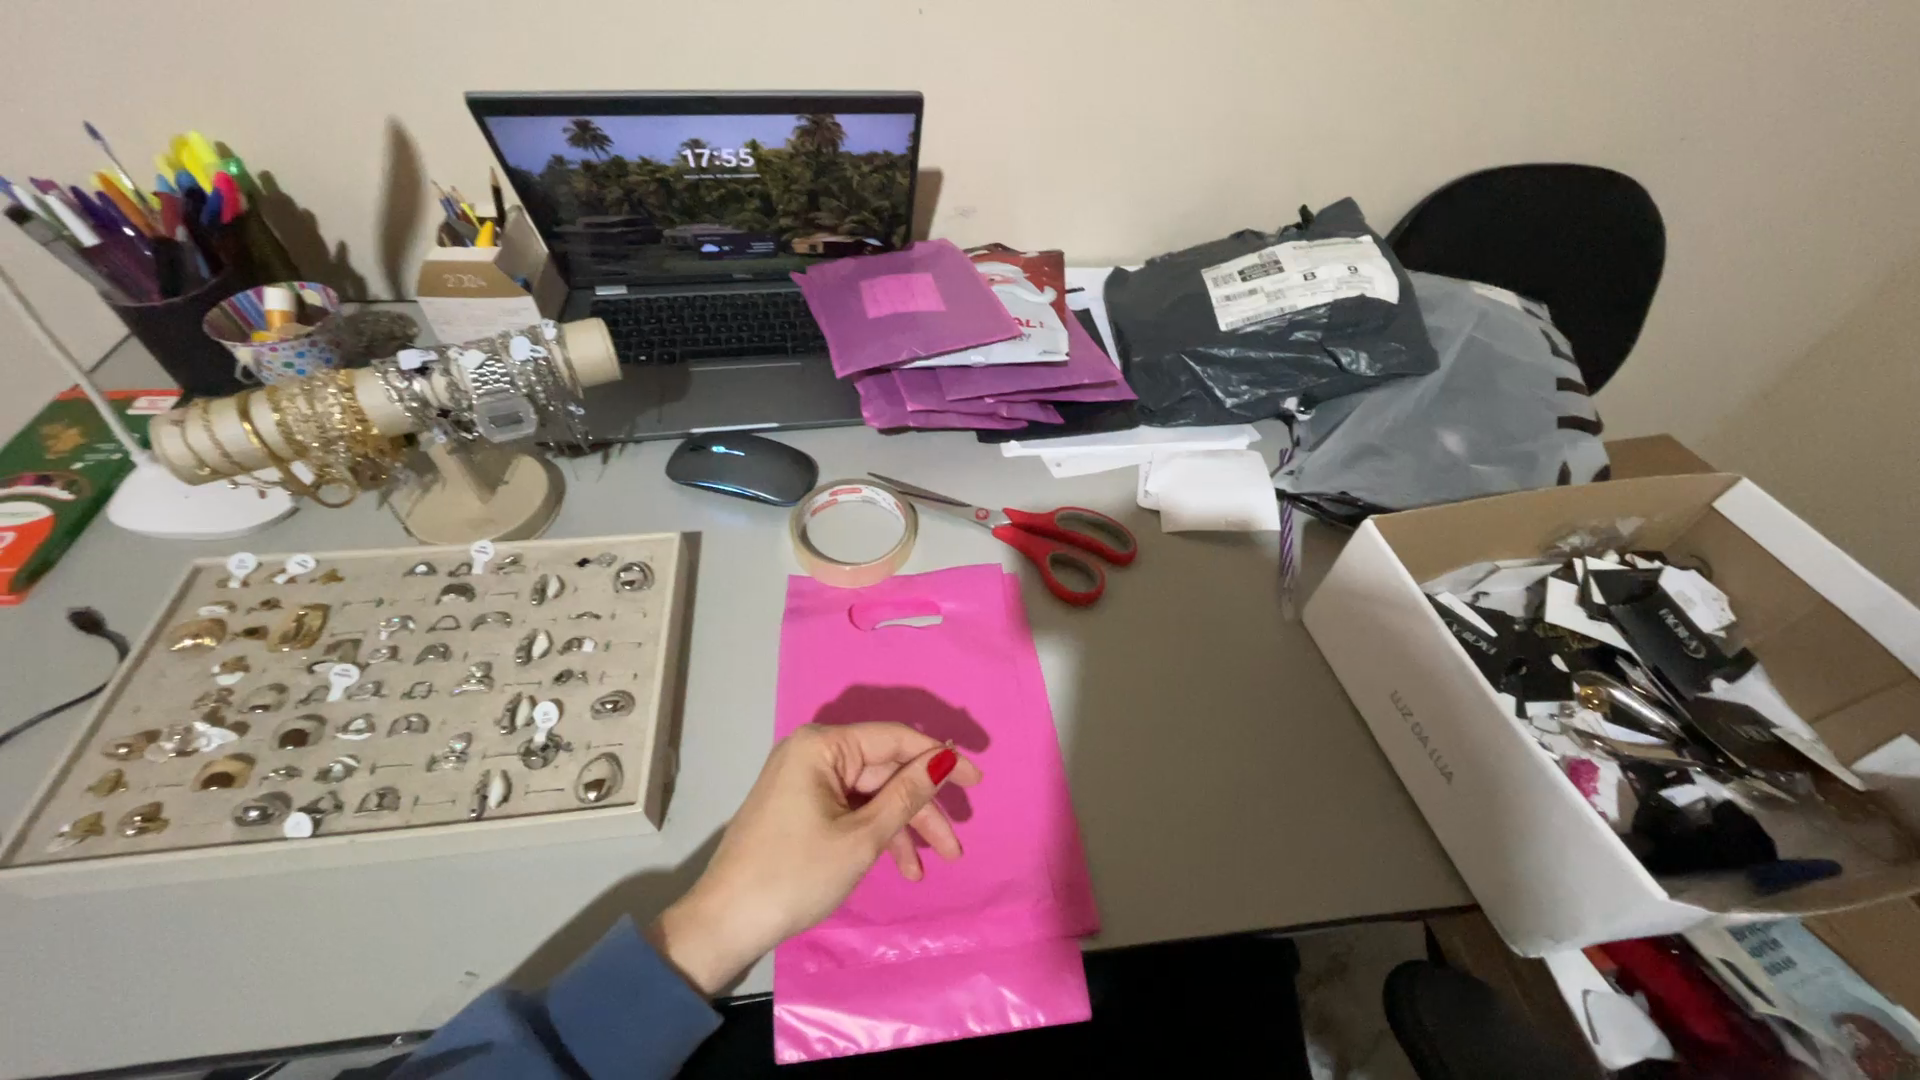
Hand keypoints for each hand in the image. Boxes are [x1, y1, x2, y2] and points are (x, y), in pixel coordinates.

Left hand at [647, 722, 981, 993]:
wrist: (724, 924)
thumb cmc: (796, 875)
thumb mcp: (862, 836)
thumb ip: (908, 793)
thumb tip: (946, 757)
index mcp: (823, 746)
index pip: (895, 739)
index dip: (940, 758)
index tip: (977, 781)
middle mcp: (814, 752)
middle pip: (885, 770)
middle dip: (921, 808)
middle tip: (955, 845)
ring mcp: (805, 780)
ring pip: (871, 794)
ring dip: (902, 827)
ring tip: (931, 865)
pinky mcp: (801, 807)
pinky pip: (851, 809)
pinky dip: (876, 833)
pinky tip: (901, 867)